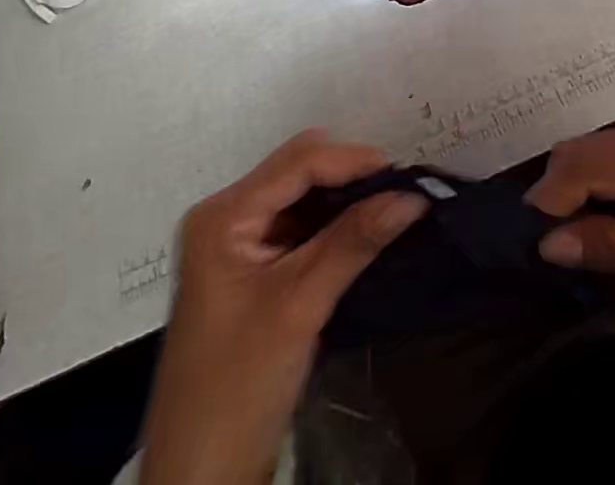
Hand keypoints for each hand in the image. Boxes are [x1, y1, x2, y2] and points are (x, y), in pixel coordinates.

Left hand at [140, 131, 428, 484]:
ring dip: (346, 196)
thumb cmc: (240, 383)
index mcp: (223, 216)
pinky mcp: (253, 261)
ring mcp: (238, 238)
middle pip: (297, 170)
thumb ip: (354, 242)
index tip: (405, 173)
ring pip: (301, 193)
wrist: (203, 464)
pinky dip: (334, 220)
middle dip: (350, 174)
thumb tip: (412, 196)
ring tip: (393, 204)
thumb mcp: (300, 305)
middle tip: (401, 190)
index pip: (297, 164)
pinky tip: (366, 227)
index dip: (352, 160)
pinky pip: (300, 221)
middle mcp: (227, 214)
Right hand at [525, 113, 614, 336]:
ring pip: (591, 159)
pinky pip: (612, 167)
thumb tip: (545, 242)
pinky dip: (596, 196)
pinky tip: (603, 231)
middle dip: (557, 199)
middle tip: (552, 255)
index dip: (550, 204)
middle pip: (580, 154)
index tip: (534, 251)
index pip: (583, 165)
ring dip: (574, 199)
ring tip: (573, 248)